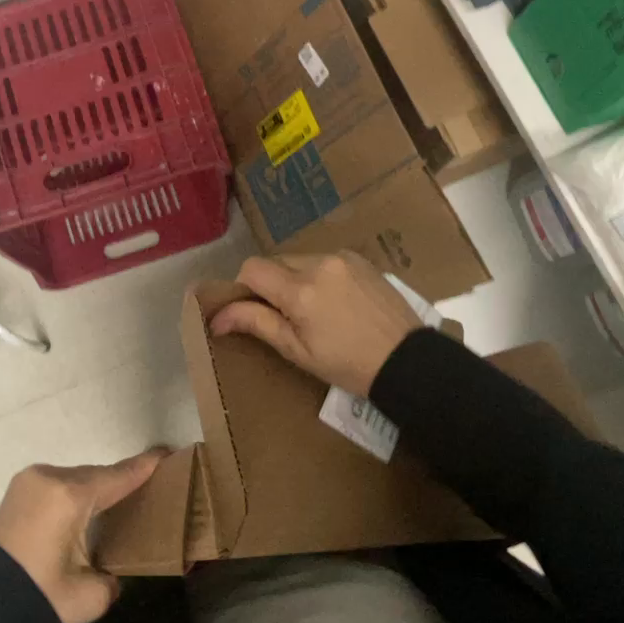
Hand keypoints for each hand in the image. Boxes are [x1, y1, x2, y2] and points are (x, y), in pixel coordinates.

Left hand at [0, 449, 167, 622]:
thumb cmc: (39, 599)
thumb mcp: (90, 594)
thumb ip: (112, 575)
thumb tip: (111, 571)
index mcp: (69, 496)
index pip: (117, 477)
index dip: (143, 468)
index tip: (166, 453)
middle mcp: (49, 478)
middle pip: (95, 476)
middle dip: (119, 483)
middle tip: (145, 490)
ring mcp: (28, 482)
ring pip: (74, 480)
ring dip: (94, 491)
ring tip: (116, 505)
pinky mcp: (16, 493)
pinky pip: (56, 486)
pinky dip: (74, 495)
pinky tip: (86, 511)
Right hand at [210, 251, 421, 394]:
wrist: (408, 360)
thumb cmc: (347, 365)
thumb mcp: (297, 351)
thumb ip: (257, 324)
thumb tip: (216, 318)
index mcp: (300, 290)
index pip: (252, 268)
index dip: (243, 288)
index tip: (251, 311)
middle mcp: (318, 263)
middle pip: (275, 262)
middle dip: (270, 285)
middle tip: (283, 317)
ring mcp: (342, 258)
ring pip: (299, 260)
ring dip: (294, 279)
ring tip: (313, 312)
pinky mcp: (360, 259)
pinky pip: (324, 261)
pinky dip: (318, 276)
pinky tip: (334, 303)